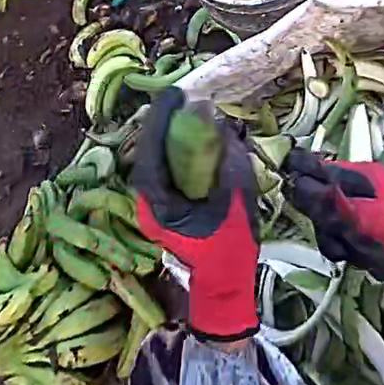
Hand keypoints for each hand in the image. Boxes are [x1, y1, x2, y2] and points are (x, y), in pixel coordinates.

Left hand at [131, 89, 260, 340]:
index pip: (150, 150)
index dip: (161, 119)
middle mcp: (148, 200)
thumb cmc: (228, 255)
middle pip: (150, 149)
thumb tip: (225, 131)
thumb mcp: (235, 207)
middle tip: (183, 97)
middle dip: (166, 121)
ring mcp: (155, 203)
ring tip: (188, 108)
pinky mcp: (167, 203)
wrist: (225, 291)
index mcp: (156, 202)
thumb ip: (231, 168)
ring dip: (171, 132)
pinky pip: (169, 167)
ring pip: (157, 156)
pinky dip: (180, 149)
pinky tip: (195, 136)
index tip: (175, 93)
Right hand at [282, 151, 383, 333]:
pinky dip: (357, 253)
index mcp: (357, 173)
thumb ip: (324, 200)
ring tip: (363, 255)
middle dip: (326, 225)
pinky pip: (349, 239)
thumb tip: (290, 182)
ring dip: (342, 243)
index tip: (303, 208)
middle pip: (317, 200)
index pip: (309, 166)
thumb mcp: (360, 219)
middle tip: (344, 239)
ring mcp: (369, 208)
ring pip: (331, 224)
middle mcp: (360, 186)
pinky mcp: (376, 231)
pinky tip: (374, 262)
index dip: (299, 185)